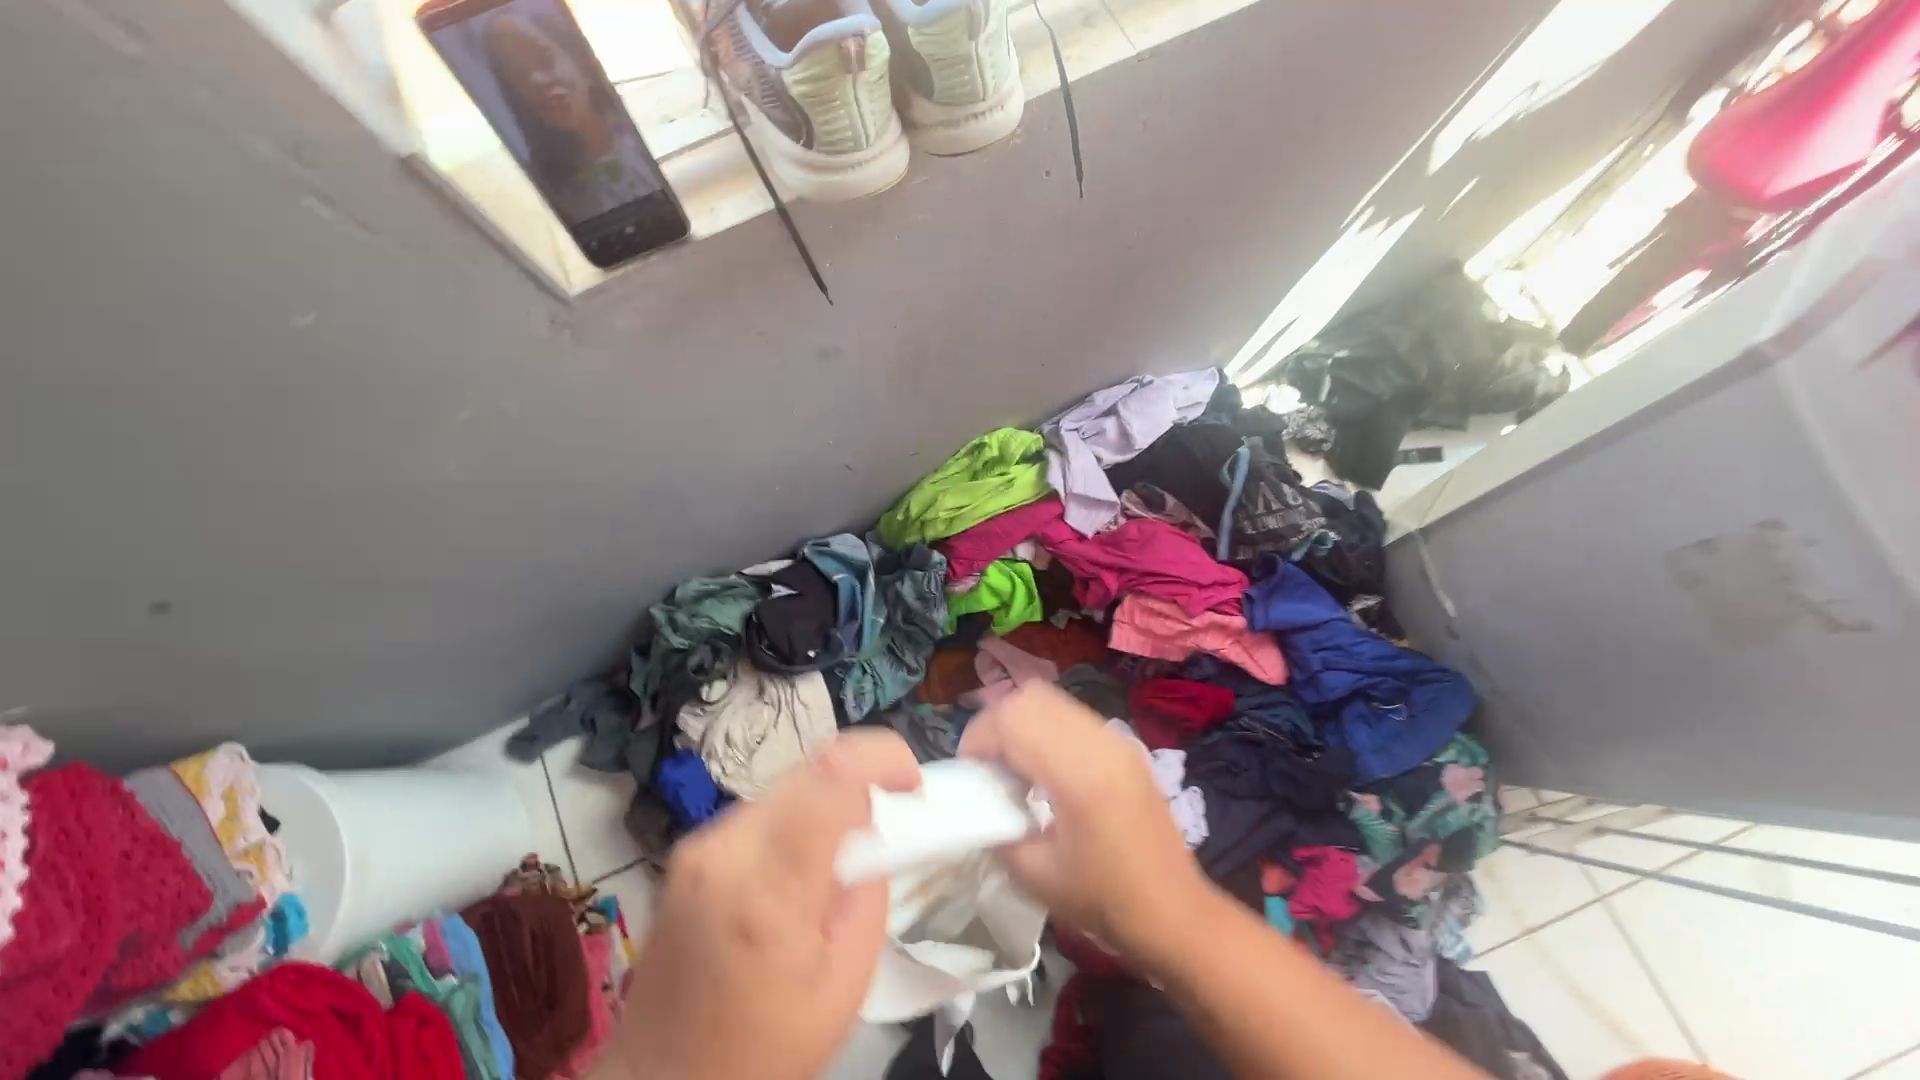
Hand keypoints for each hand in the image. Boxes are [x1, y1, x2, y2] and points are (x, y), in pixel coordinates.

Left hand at [604, 731, 920, 1079]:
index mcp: (770, 889)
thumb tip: (869, 834)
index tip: (913, 785)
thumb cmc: (764, 1051)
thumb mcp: (845, 985)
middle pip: (809, 771)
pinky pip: (758, 811)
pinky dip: (794, 821)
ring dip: (827, 802)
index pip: (831, 776)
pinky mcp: (686, 853)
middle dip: (861, 780)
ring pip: (784, 787)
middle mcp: (726, 849)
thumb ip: (867, 894)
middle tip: (888, 824)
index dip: (883, 757)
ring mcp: (698, 846)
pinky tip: (800, 869)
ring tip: (844, 857)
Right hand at [957, 682, 1209, 961]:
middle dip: (996, 725)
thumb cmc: (1105, 901)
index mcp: (1080, 774)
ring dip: (1021, 725)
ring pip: (1051, 701)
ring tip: (1012, 770)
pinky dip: (1045, 730)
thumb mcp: (1034, 875)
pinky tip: (1043, 773)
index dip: (979, 738)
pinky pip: (1072, 717)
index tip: (970, 774)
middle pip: (1030, 698)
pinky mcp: (1125, 747)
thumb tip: (974, 805)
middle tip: (987, 768)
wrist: (1174, 913)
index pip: (1014, 719)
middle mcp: (1101, 743)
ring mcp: (1117, 741)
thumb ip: (996, 830)